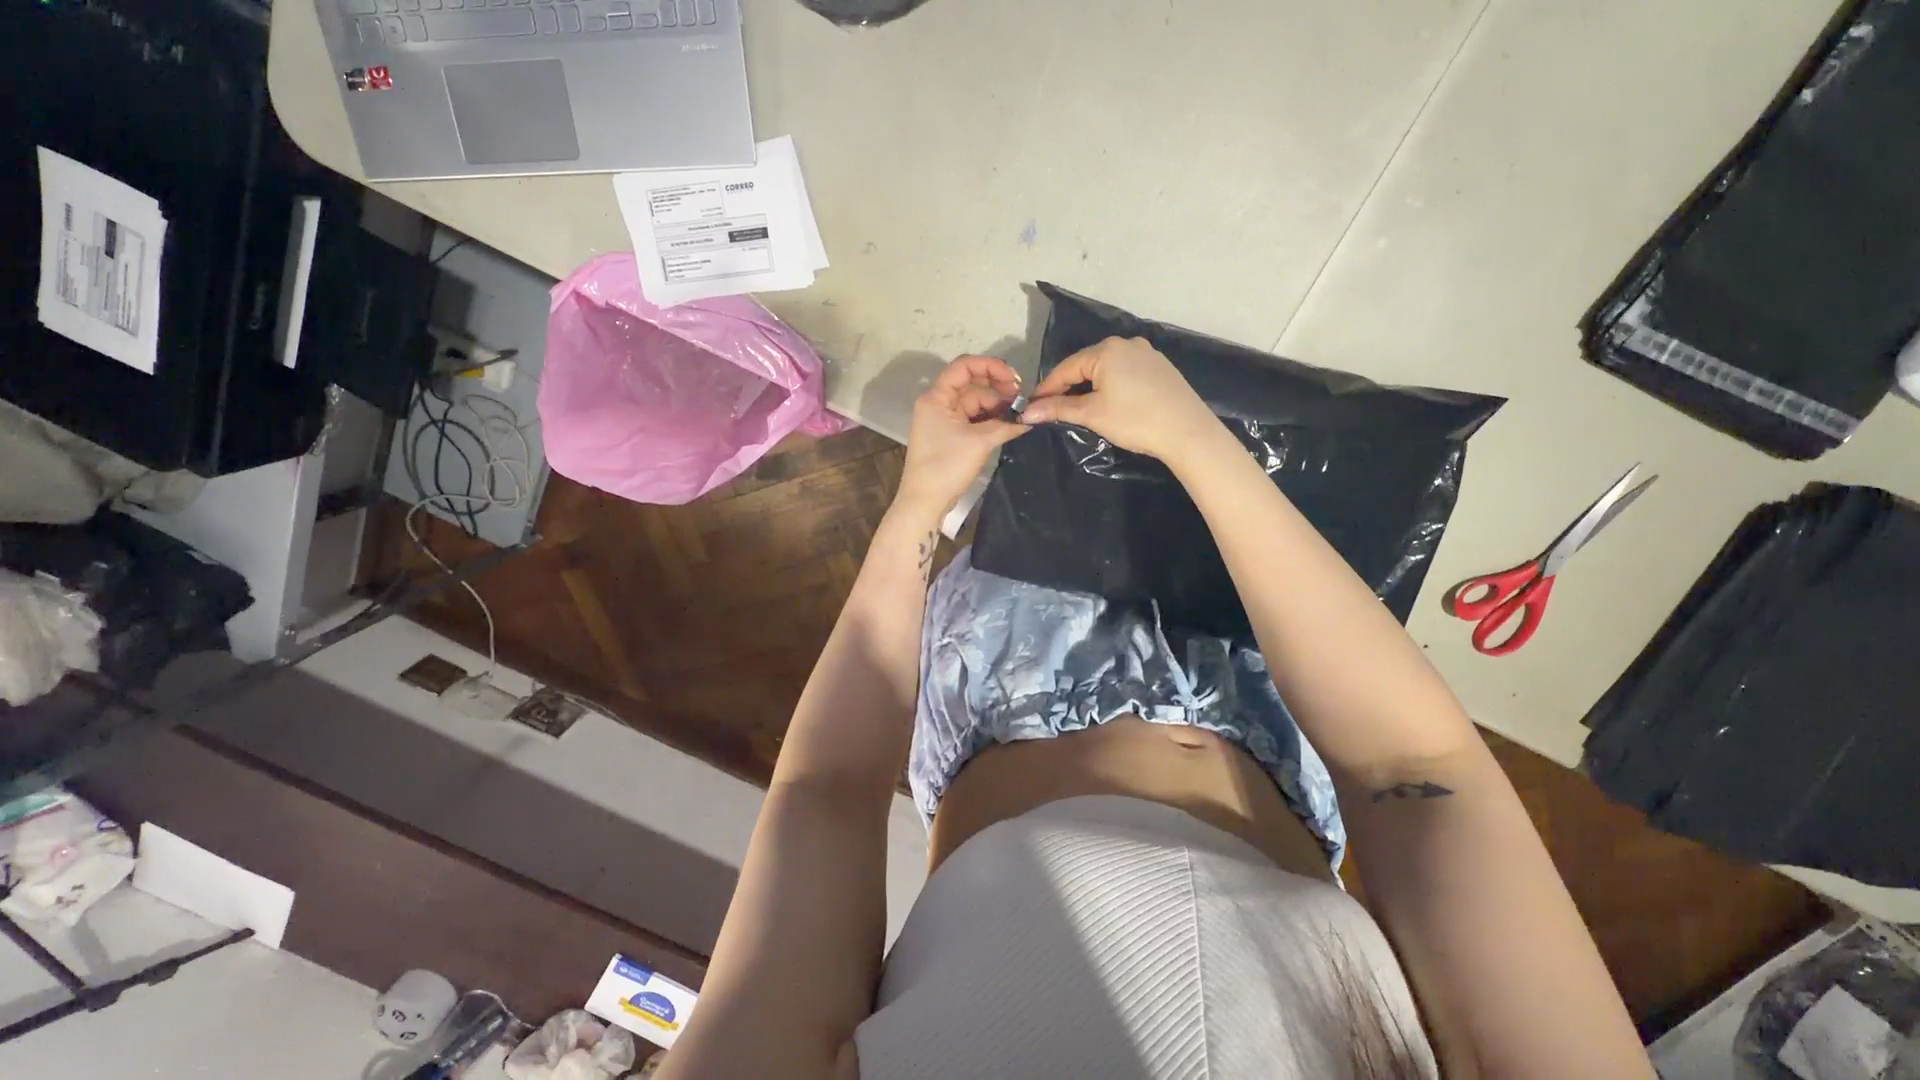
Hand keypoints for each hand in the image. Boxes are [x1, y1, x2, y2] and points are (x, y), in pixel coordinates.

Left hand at [894, 355, 1028, 520]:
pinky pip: (973, 418)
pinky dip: (990, 419)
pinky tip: (1009, 423)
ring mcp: (944, 420)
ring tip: (1018, 413)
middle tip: (1021, 398)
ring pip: (975, 402)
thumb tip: (1028, 418)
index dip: (991, 367)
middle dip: (997, 387)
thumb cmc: (946, 466)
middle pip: (972, 384)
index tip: (1014, 379)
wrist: (925, 501)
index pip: (964, 367)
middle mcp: (938, 403)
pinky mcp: (950, 435)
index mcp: (936, 398)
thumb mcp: (979, 442)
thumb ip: (1004, 425)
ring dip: (996, 405)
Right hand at [1019, 336, 1220, 462]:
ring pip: (1107, 370)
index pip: (1066, 367)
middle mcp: (1126, 344)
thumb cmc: (1135, 420)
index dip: (1047, 389)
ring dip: (1090, 388)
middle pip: (1086, 365)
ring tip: (1079, 409)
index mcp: (1106, 350)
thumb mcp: (1092, 414)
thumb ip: (1058, 409)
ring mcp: (1147, 354)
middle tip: (1053, 410)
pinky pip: (1126, 373)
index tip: (1032, 407)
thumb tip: (1027, 412)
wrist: (1187, 431)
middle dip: (1069, 387)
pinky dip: (1112, 386)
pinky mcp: (1161, 368)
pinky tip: (1110, 404)